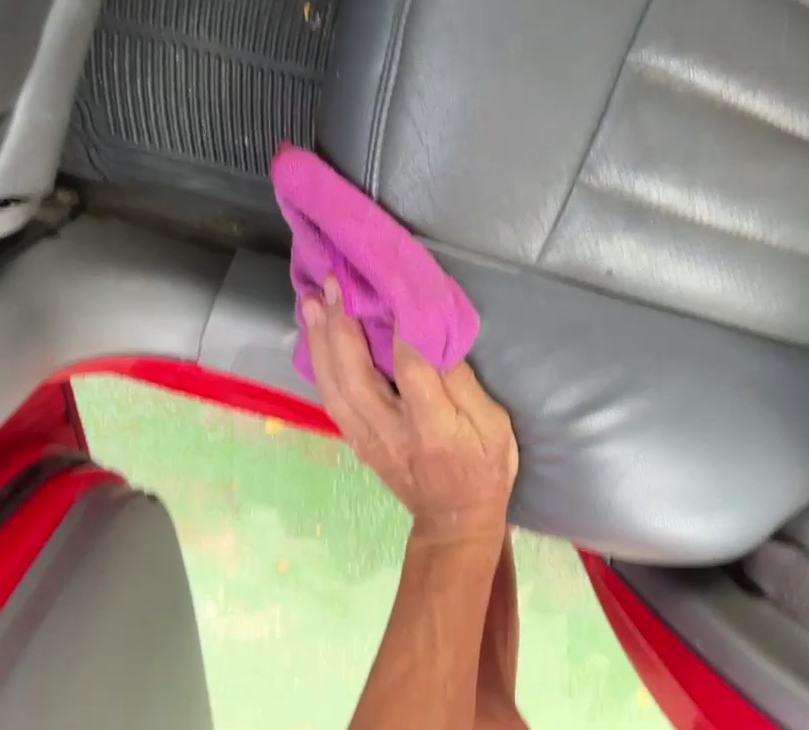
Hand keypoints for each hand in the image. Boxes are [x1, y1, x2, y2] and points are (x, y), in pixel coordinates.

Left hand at [303, 280, 517, 543]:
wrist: (453, 523)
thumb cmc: (484, 469)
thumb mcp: (494, 427)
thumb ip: (463, 383)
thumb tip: (436, 337)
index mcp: (432, 427)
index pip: (411, 371)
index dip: (401, 328)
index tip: (394, 287)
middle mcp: (390, 431)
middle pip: (357, 377)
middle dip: (343, 327)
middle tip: (336, 284)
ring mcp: (367, 438)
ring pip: (335, 387)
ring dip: (322, 342)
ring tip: (314, 301)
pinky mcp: (357, 440)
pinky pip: (331, 398)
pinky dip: (320, 364)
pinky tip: (316, 337)